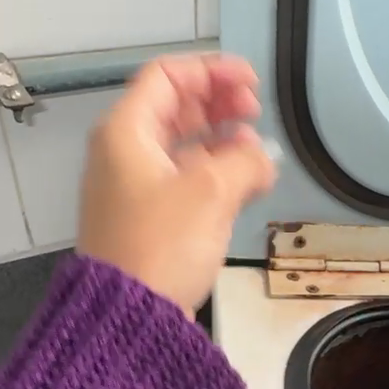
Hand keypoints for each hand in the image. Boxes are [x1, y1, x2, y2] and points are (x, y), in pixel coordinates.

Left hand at [75, 53, 277, 316]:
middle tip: (256, 112)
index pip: (168, 78)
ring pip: (183, 148)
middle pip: (174, 110)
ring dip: (221, 142)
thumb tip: (262, 158)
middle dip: (219, 105)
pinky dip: (215, 175)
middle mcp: (126, 154)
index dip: (211, 72)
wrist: (130, 315)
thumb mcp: (210, 193)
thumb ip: (244, 162)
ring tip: (256, 151)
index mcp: (127, 132)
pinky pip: (185, 182)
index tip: (251, 83)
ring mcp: (137, 189)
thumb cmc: (162, 245)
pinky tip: (245, 183)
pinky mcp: (150, 221)